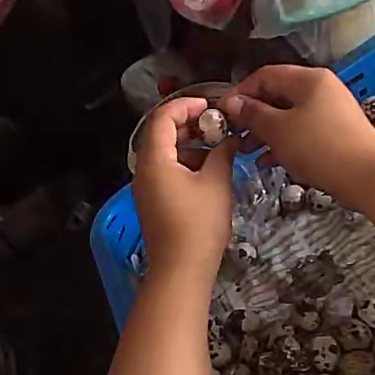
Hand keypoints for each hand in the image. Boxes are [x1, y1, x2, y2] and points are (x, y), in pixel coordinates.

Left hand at [133, 97, 235, 279]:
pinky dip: (186, 165)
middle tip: (216, 125)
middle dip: (189, 126)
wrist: (181, 269)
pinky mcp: (154, 204)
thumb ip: (222, 154)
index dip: (186, 105)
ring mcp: (146, 189)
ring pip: (165, 155)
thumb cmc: (199, 225)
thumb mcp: (216, 183)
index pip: (163, 117)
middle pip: (161, 135)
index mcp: (154, 159)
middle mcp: (143, 170)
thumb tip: (230, 140)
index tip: (210, 105)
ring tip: (217, 149)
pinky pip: (167, 173)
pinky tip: (208, 173)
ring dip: (190, 146)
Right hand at [218, 65, 374, 209]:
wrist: (368, 176)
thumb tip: (232, 102)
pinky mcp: (336, 136)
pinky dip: (285, 144)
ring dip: (267, 133)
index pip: (266, 75)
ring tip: (249, 153)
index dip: (241, 93)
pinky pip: (303, 133)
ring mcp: (331, 113)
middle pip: (278, 96)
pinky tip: (271, 162)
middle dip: (253, 117)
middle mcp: (321, 90)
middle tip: (235, 137)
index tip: (224, 114)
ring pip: (290, 117)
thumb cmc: (320, 148)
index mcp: (308, 79)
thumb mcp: (279, 130)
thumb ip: (253, 115)